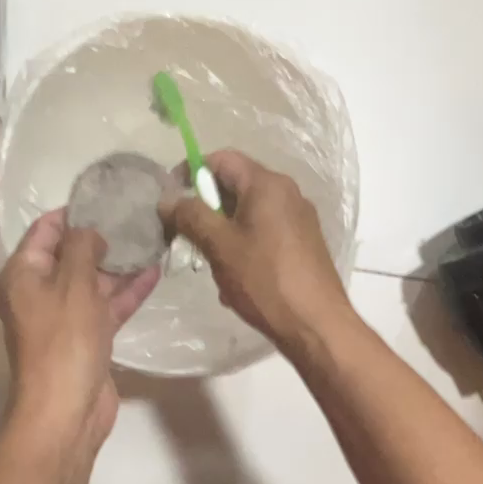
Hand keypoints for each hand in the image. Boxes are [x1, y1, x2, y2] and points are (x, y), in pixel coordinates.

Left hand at [0, 210, 160, 446]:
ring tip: (152, 239)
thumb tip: (91, 232)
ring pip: (92, 282)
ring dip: (119, 264)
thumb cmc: (64, 340)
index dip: (74, 212)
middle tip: (138, 216)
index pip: (46, 230)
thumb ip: (82, 247)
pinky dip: (126, 292)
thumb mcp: (73, 283)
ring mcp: (64, 318)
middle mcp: (39, 292)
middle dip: (101, 237)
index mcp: (23, 274)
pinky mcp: (86, 339)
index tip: (107, 197)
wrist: (66, 408)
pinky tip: (154, 273)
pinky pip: (106, 307)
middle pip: (70, 255)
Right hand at [166, 150, 356, 351]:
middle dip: (206, 211)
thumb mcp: (220, 246)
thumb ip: (190, 216)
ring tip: (213, 266)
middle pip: (235, 187)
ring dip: (222, 235)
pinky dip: (243, 249)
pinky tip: (237, 281)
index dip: (190, 173)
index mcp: (267, 184)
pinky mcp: (303, 245)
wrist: (315, 324)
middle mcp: (287, 193)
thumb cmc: (265, 280)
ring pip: (247, 215)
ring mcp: (298, 220)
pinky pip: (263, 235)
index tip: (171, 202)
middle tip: (189, 240)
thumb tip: (167, 199)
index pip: (221, 159)